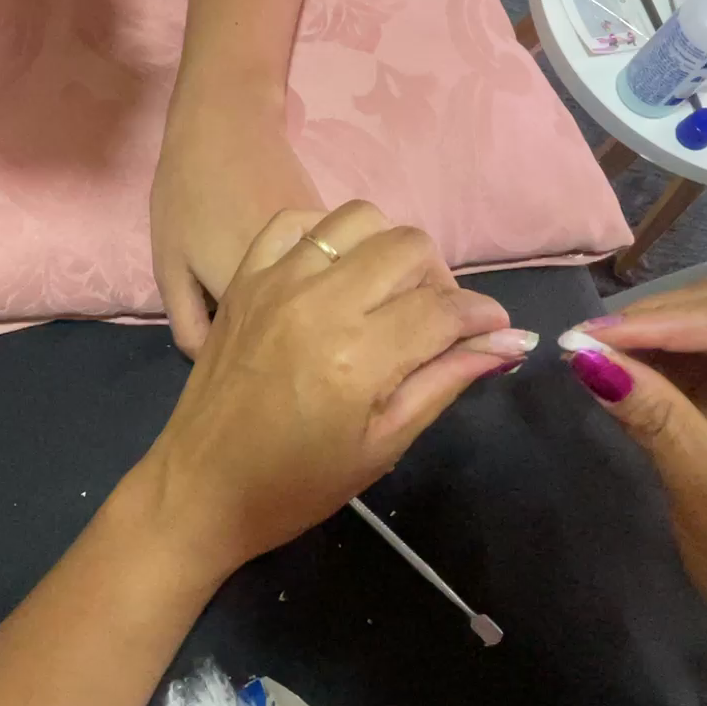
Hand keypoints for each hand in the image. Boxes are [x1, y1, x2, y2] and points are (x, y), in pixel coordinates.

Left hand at [137, 201, 538, 576]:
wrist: (201, 486)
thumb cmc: (295, 484)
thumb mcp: (381, 446)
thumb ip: (443, 383)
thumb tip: (506, 343)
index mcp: (358, 355)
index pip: (444, 308)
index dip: (482, 317)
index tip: (493, 331)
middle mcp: (320, 302)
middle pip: (409, 247)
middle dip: (440, 280)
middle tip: (434, 322)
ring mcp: (277, 281)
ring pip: (359, 219)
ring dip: (388, 249)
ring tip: (385, 294)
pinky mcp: (245, 278)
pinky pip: (295, 222)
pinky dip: (326, 235)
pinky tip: (333, 272)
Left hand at [150, 89, 324, 357]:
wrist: (227, 124)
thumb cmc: (186, 194)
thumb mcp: (169, 266)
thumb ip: (188, 324)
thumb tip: (210, 362)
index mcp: (249, 298)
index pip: (266, 357)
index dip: (259, 372)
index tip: (253, 377)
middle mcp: (297, 284)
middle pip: (306, 337)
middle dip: (295, 353)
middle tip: (280, 358)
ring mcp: (327, 257)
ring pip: (330, 310)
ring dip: (319, 324)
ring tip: (302, 331)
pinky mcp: (343, 236)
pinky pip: (343, 278)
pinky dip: (333, 292)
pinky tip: (316, 295)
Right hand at [559, 274, 706, 678]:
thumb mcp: (705, 487)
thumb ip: (652, 413)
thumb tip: (583, 356)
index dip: (664, 320)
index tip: (590, 335)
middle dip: (658, 321)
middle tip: (587, 341)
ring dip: (656, 339)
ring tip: (594, 351)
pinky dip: (663, 364)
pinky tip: (621, 368)